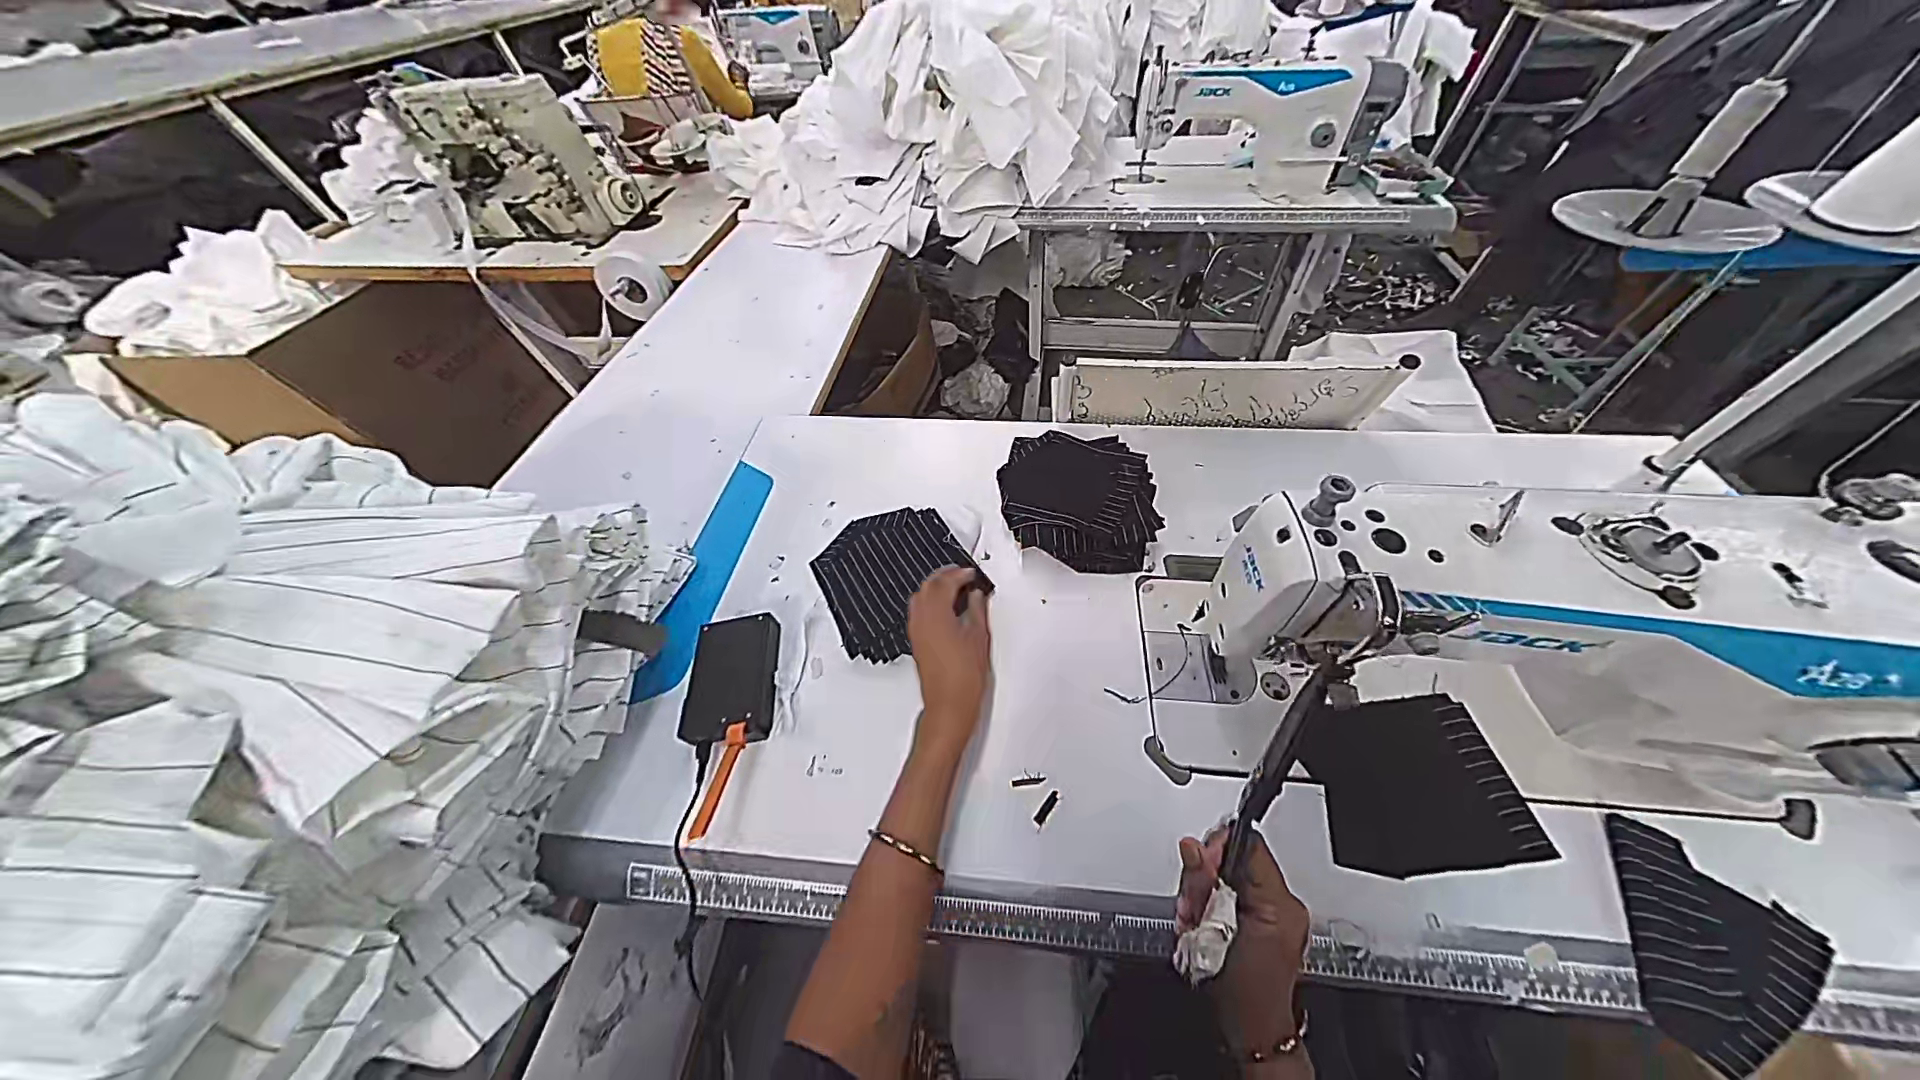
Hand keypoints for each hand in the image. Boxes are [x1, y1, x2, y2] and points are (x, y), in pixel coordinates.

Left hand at [906, 567, 991, 754]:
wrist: (949, 705)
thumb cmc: (963, 678)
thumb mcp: (979, 636)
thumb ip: (977, 608)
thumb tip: (976, 595)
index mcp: (936, 613)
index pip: (945, 581)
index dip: (960, 573)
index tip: (972, 574)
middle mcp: (921, 618)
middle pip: (929, 585)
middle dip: (947, 576)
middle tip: (965, 577)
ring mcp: (916, 630)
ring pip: (922, 597)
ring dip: (937, 589)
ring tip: (958, 591)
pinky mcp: (917, 641)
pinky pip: (920, 612)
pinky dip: (932, 604)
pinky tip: (948, 611)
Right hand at [1178, 828, 1309, 1052]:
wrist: (1255, 1034)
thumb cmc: (1244, 994)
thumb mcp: (1215, 932)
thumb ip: (1206, 883)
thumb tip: (1195, 847)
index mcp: (1279, 901)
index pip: (1247, 844)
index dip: (1216, 850)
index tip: (1201, 867)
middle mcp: (1281, 903)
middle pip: (1230, 860)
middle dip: (1203, 877)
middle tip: (1197, 904)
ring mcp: (1272, 913)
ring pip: (1225, 877)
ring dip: (1201, 894)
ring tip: (1197, 919)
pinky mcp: (1262, 921)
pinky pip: (1229, 894)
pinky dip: (1208, 905)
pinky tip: (1202, 924)